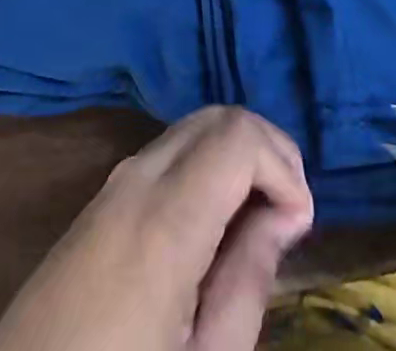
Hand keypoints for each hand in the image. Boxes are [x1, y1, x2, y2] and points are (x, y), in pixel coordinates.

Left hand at [0, 107, 313, 350]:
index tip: (298, 224)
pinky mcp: (98, 201)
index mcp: (164, 219)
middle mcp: (135, 181)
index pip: (239, 135)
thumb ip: (249, 276)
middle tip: (288, 211)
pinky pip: (165, 155)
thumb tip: (281, 213)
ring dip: (237, 156)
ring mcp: (110, 186)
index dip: (283, 167)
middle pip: (217, 118)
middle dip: (267, 150)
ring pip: (192, 130)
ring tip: (258, 217)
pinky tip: (215, 220)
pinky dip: (206, 166)